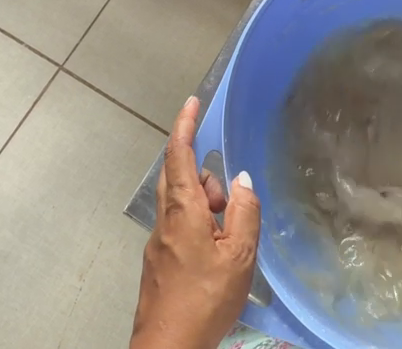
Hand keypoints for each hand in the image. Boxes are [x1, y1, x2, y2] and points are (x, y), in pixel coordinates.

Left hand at [131, 96, 261, 348]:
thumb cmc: (204, 300)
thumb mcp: (238, 256)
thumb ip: (244, 212)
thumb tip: (240, 179)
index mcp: (183, 210)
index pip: (179, 155)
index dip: (185, 125)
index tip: (192, 102)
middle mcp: (165, 220)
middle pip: (176, 176)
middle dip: (202, 171)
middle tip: (227, 193)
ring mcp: (158, 243)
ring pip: (179, 203)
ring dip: (203, 203)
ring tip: (228, 233)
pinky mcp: (157, 263)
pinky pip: (179, 226)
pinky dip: (198, 224)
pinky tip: (216, 252)